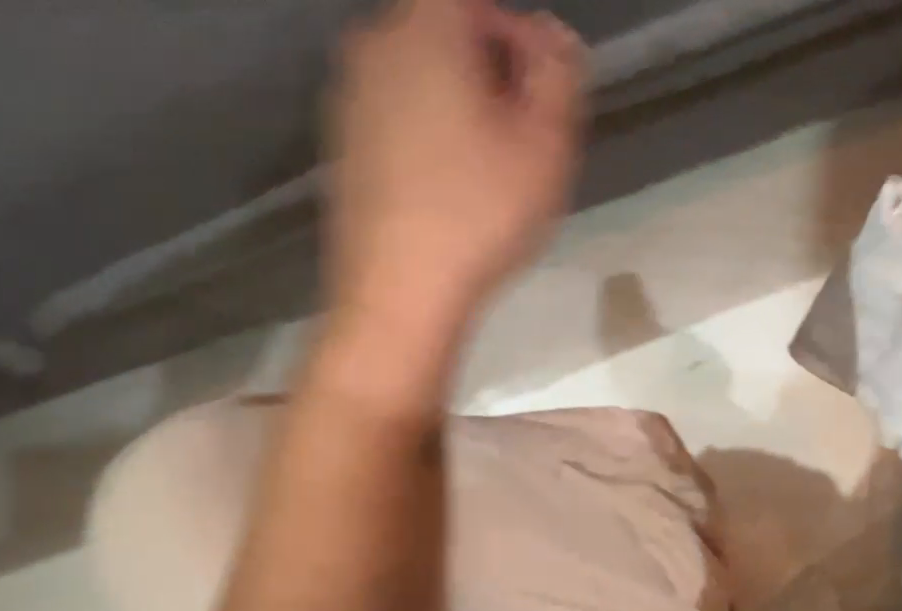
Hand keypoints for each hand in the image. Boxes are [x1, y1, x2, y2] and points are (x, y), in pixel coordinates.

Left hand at [325, 0, 586, 343]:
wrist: (400, 292)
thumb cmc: (482, 211)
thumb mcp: (547, 142)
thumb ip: (558, 73)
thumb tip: (551, 34)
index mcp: (423, 29)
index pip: (476, 2)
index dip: (518, 39)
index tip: (543, 98)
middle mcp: (373, 45)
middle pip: (445, 32)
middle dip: (493, 73)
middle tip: (526, 139)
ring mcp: (348, 95)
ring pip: (422, 76)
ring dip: (464, 107)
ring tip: (493, 171)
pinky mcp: (343, 143)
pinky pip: (399, 115)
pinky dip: (432, 135)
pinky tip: (453, 191)